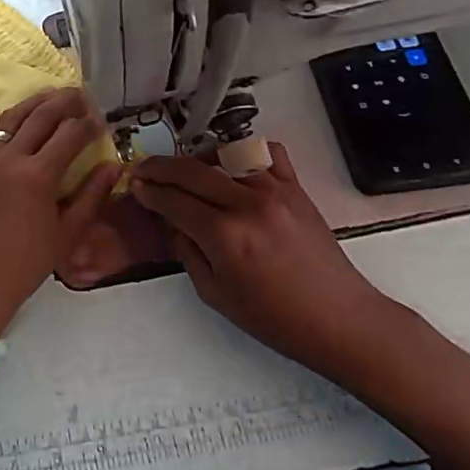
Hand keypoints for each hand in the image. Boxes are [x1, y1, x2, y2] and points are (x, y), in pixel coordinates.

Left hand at [0, 89, 119, 336]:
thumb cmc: (26, 264)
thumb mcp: (67, 234)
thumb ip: (91, 196)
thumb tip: (115, 167)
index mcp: (39, 175)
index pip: (71, 135)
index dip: (90, 125)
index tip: (105, 122)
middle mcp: (13, 159)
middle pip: (42, 117)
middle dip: (66, 102)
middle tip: (84, 96)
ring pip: (13, 119)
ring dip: (34, 102)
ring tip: (54, 93)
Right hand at [130, 143, 397, 378]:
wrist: (335, 317)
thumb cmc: (273, 317)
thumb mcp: (214, 293)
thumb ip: (186, 251)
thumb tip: (170, 221)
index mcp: (224, 235)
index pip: (173, 200)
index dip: (149, 191)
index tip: (135, 186)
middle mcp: (247, 204)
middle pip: (192, 170)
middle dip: (161, 167)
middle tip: (144, 169)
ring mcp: (275, 191)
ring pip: (225, 154)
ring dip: (197, 158)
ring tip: (185, 171)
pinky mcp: (296, 188)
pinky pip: (266, 152)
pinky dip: (244, 152)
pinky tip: (233, 166)